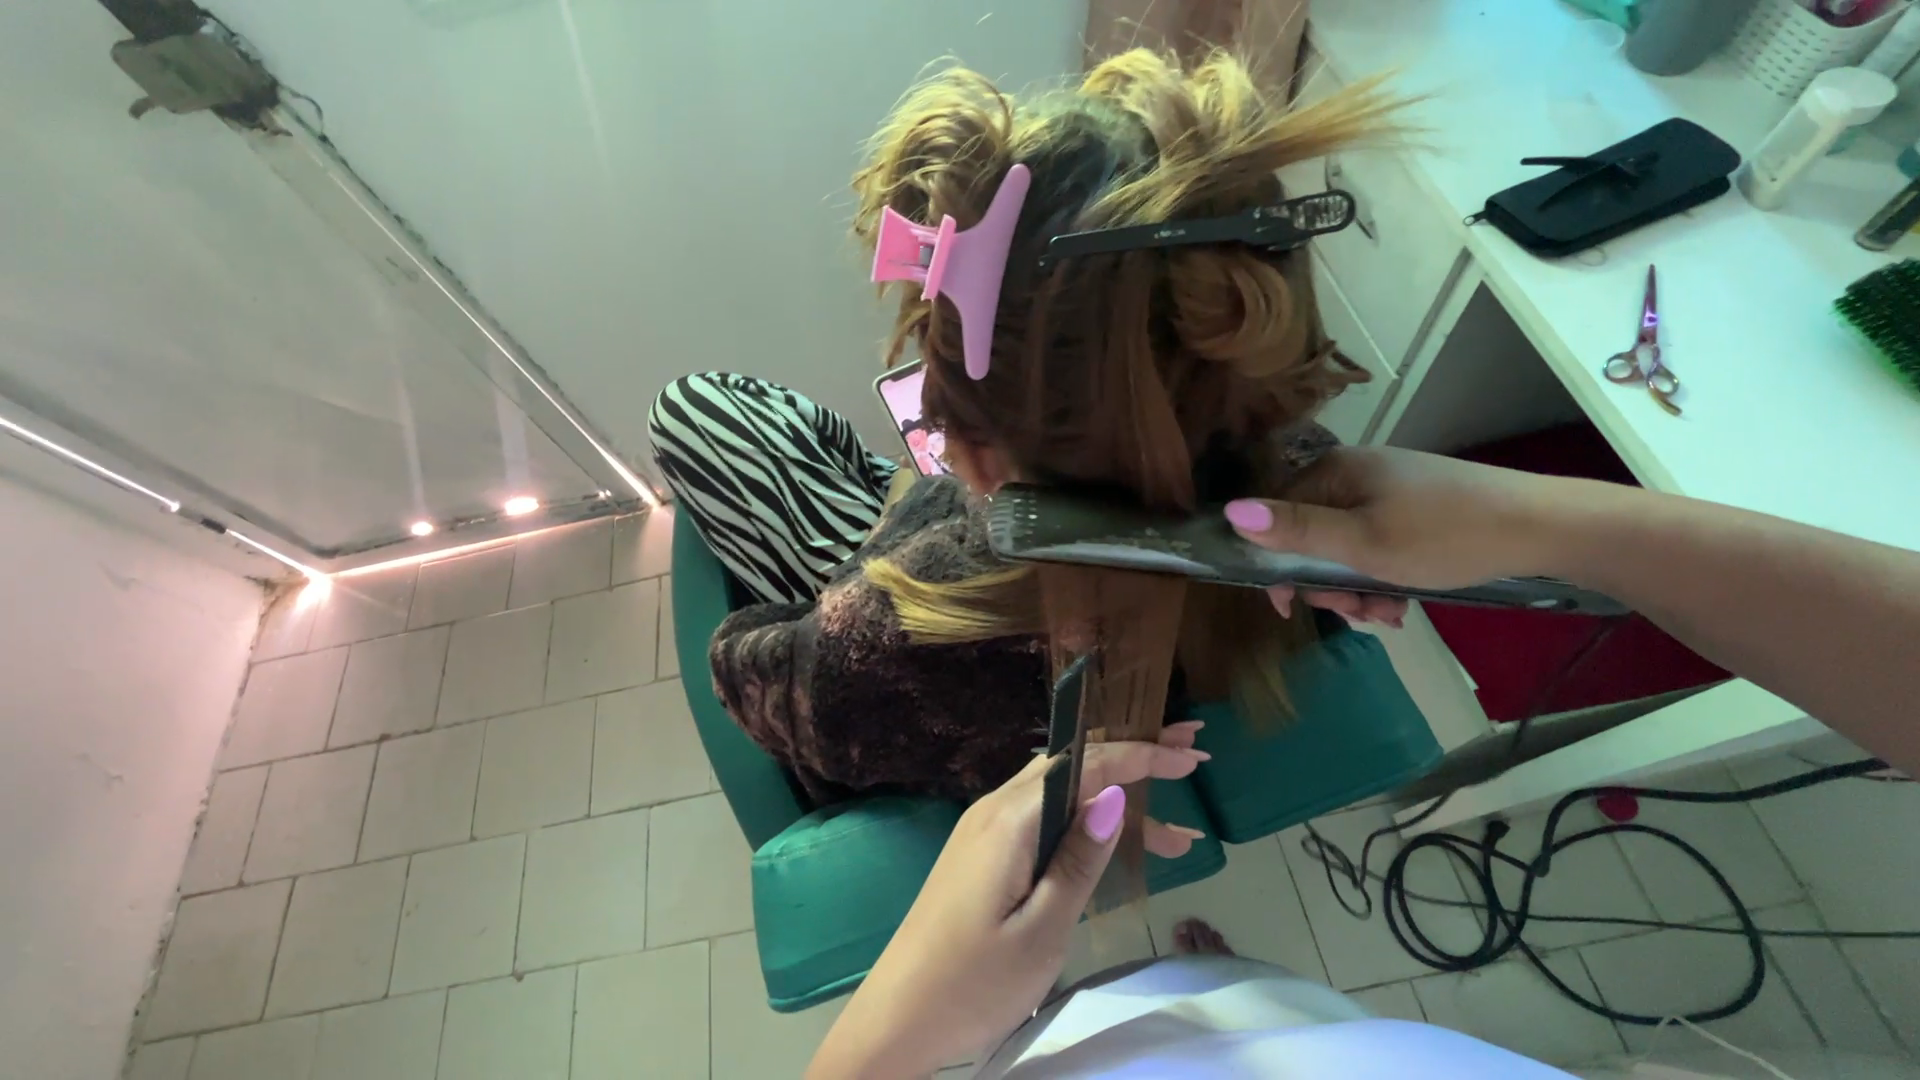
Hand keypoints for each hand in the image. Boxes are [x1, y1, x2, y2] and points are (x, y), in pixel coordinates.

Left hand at [805, 725, 1208, 1078]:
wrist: (898, 1017)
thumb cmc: (974, 981)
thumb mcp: (1042, 929)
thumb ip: (1079, 858)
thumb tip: (1115, 794)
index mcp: (1011, 819)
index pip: (1085, 763)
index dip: (1140, 754)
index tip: (1189, 755)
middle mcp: (996, 809)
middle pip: (1074, 766)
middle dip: (1134, 760)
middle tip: (1190, 757)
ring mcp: (985, 830)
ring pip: (1061, 795)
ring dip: (1115, 800)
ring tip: (1176, 834)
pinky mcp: (982, 853)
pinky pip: (1043, 820)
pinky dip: (1085, 825)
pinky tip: (1114, 849)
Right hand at [1225, 446, 1576, 622]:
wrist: (1545, 527)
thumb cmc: (1445, 535)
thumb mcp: (1363, 543)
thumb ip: (1294, 530)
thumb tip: (1228, 512)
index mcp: (1335, 471)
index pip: (1277, 515)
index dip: (1276, 563)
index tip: (1291, 605)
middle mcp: (1355, 473)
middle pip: (1311, 534)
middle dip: (1327, 582)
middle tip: (1357, 612)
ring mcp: (1387, 488)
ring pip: (1345, 545)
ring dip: (1356, 587)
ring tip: (1388, 614)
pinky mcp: (1415, 505)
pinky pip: (1376, 543)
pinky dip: (1381, 575)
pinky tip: (1402, 602)